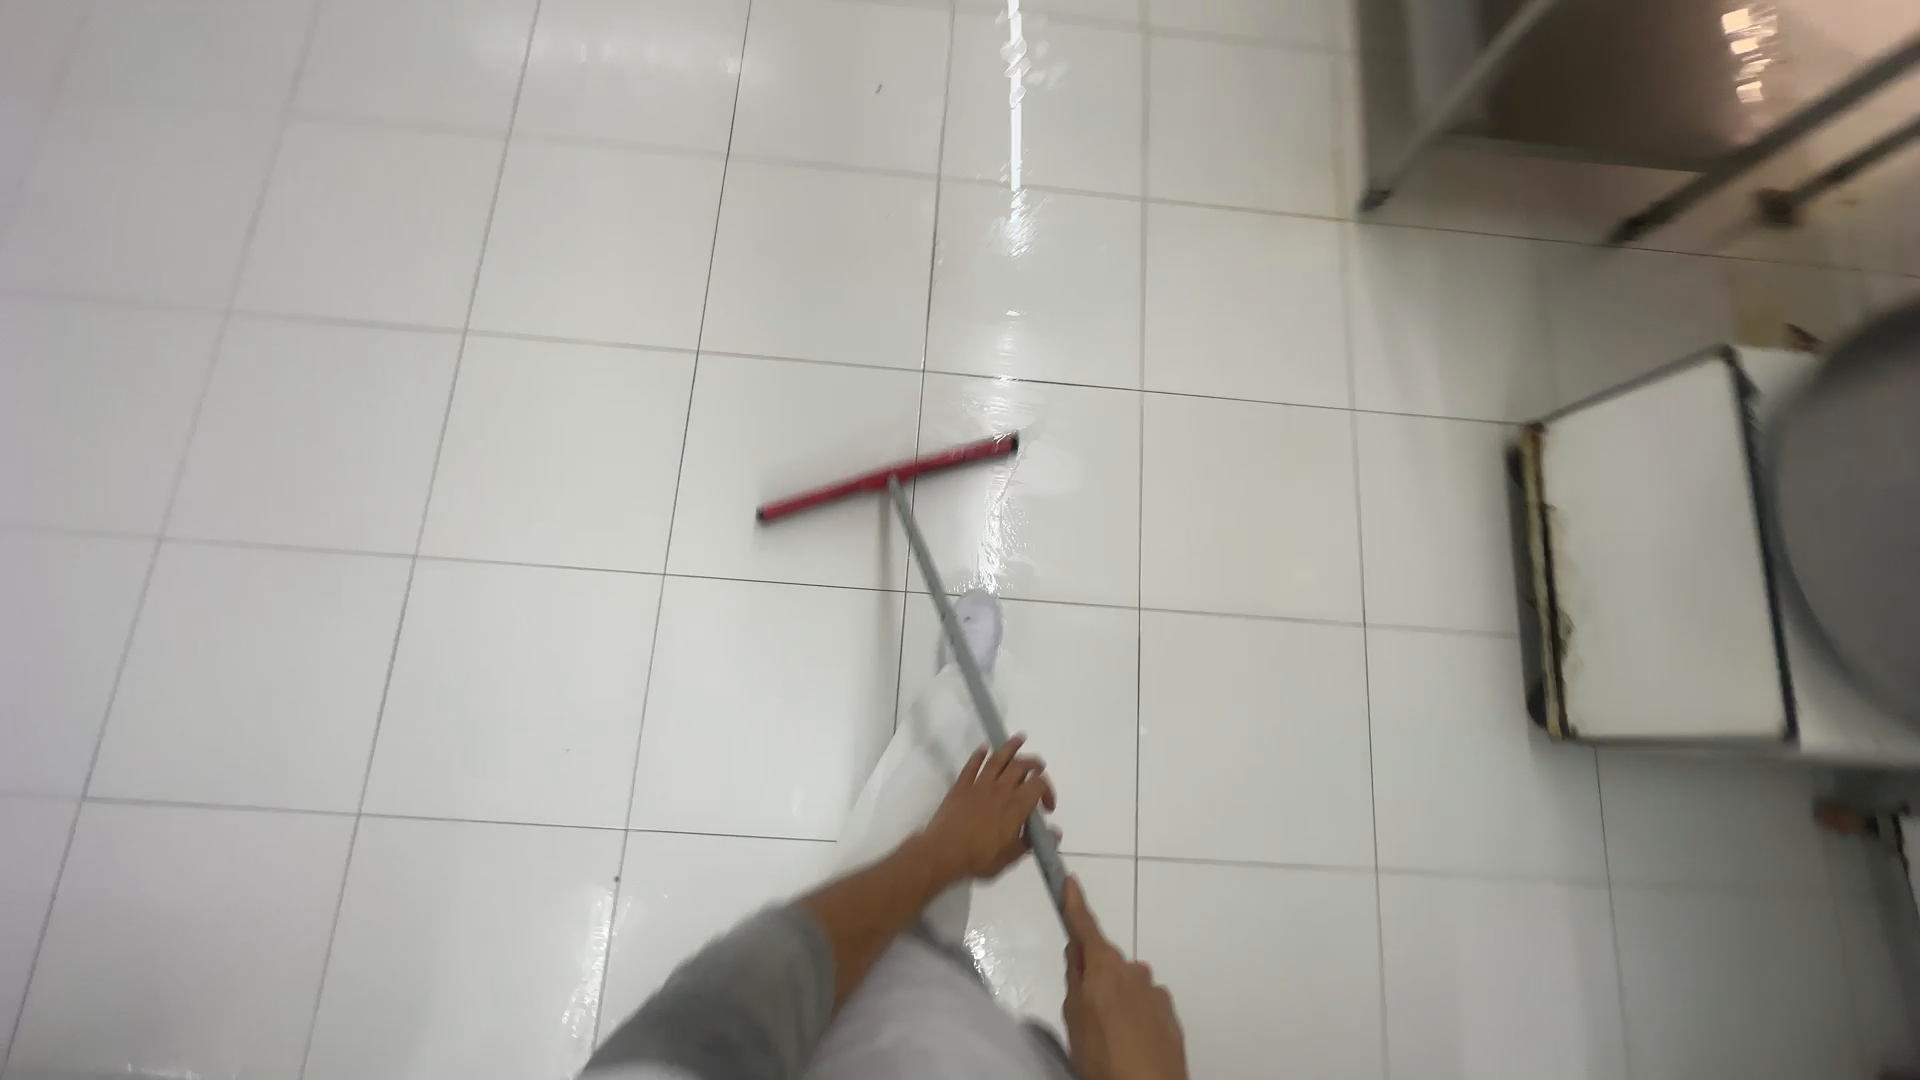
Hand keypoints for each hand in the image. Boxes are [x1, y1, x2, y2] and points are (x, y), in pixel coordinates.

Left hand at [914, 736, 1055, 885]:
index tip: (1047, 807)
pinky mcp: (961, 786)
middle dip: (1033, 763)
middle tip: (1038, 768)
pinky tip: (983, 749)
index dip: (1048, 790)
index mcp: (1016, 806)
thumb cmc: (980, 858)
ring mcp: (979, 785)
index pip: (1039, 785)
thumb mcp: (1011, 857)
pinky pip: (972, 765)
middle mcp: (1000, 789)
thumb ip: (1032, 842)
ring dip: (1010, 747)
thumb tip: (1054, 835)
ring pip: (998, 759)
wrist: (944, 853)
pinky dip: (978, 755)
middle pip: (1021, 766)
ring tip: (1019, 738)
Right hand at [1062, 876, 1188, 1079]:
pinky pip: (1145, 1007)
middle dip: (1096, 979)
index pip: (1085, 926)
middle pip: (1106, 963)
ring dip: (1117, 1002)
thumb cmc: (1102, 1054)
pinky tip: (1132, 1046)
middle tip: (1086, 1015)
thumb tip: (1077, 950)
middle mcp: (1133, 969)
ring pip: (1127, 988)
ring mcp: (1155, 992)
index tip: (1071, 880)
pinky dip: (1136, 1019)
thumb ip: (1075, 979)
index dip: (1075, 903)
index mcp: (1105, 965)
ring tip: (1111, 1040)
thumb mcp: (1074, 1016)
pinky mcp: (1170, 1016)